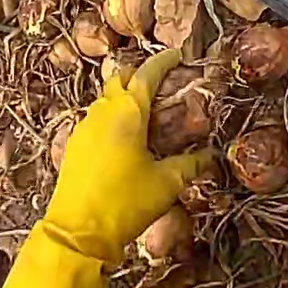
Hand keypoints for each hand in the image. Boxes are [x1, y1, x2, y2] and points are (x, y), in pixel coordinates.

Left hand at [0, 50, 209, 287]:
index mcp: (129, 111)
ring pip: (106, 97)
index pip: (148, 73)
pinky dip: (112, 115)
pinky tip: (125, 135)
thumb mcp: (167, 183)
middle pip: (120, 77)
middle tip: (162, 83)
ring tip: (147, 111)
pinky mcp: (75, 143)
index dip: (164, 61)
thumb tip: (212, 157)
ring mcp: (85, 126)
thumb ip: (191, 164)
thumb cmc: (126, 202)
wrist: (76, 233)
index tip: (178, 55)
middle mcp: (104, 110)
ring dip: (124, 95)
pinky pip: (96, 117)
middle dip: (140, 73)